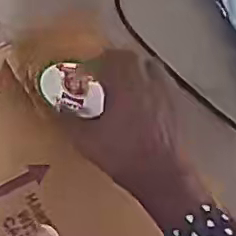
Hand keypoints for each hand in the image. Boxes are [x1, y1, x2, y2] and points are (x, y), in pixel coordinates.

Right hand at [59, 51, 187, 188]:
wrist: (164, 177)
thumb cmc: (123, 155)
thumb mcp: (86, 140)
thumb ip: (69, 120)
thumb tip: (58, 107)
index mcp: (125, 82)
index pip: (108, 58)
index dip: (92, 63)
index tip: (83, 75)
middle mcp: (148, 81)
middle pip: (130, 58)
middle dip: (113, 63)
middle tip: (100, 78)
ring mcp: (166, 92)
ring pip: (149, 69)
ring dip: (133, 72)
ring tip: (121, 89)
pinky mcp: (177, 107)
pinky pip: (160, 86)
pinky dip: (148, 88)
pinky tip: (140, 108)